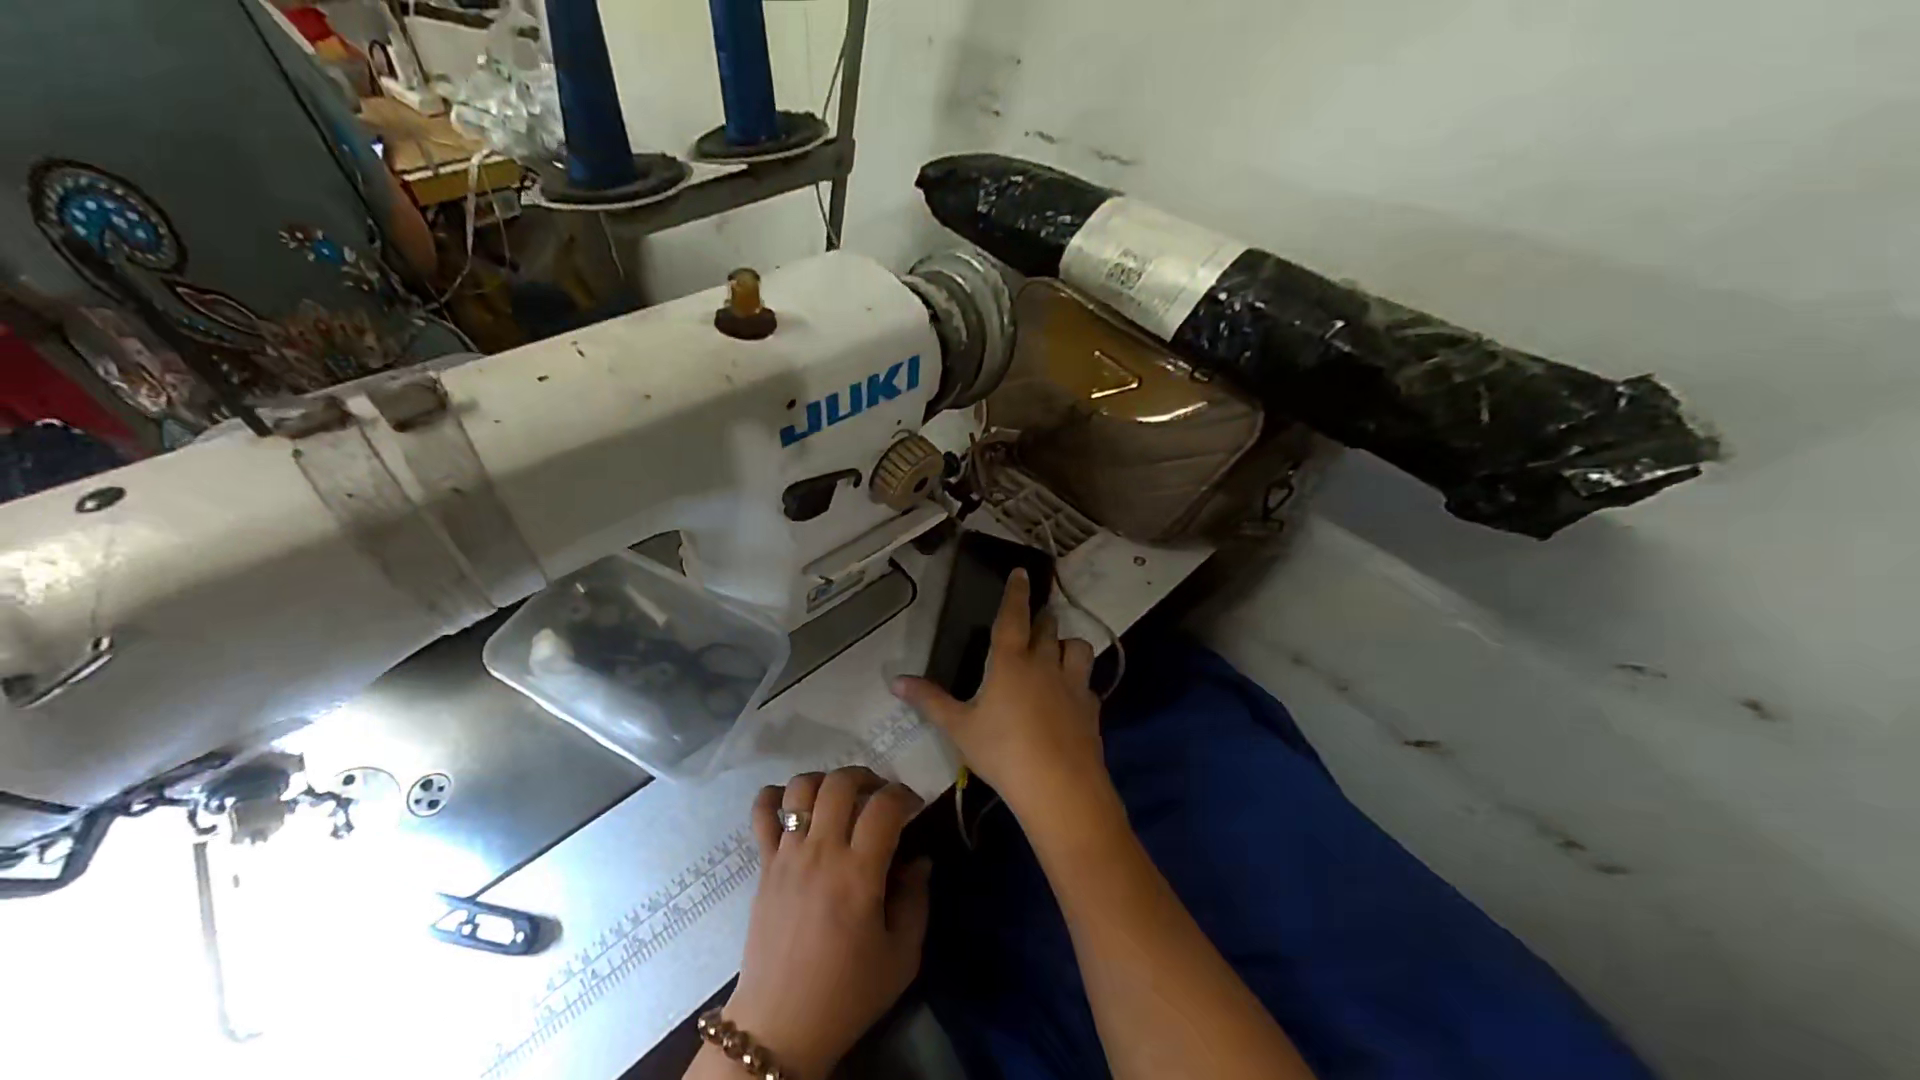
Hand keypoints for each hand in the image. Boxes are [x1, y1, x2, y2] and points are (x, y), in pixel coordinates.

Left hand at [724, 766, 931, 1079]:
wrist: (781, 1026)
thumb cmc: (848, 993)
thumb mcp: (902, 956)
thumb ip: (916, 900)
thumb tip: (919, 859)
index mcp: (859, 874)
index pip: (884, 805)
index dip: (904, 795)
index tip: (913, 808)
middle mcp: (821, 853)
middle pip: (840, 783)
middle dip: (867, 777)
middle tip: (879, 797)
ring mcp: (786, 856)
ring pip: (801, 788)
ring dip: (826, 781)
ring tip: (841, 799)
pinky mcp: (763, 866)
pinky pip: (761, 813)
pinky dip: (776, 797)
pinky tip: (793, 806)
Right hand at [892, 569, 1112, 822]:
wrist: (1060, 786)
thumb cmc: (1003, 752)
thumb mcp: (959, 728)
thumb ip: (930, 701)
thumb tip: (895, 680)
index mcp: (1010, 662)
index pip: (1013, 616)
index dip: (1016, 592)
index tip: (1023, 572)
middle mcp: (1044, 664)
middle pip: (1047, 628)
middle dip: (1041, 617)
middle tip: (1035, 615)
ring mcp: (1072, 684)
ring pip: (1077, 646)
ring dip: (1067, 642)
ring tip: (1058, 649)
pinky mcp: (1091, 707)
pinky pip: (1087, 681)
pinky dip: (1079, 678)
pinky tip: (1071, 692)